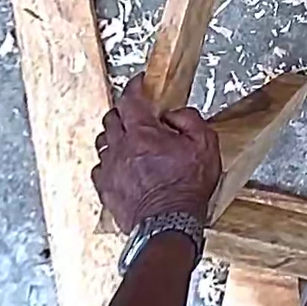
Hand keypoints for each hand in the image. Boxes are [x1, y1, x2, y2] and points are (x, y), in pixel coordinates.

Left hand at [93, 73, 222, 227]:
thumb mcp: (205, 143)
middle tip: (139, 111)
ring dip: (116, 134)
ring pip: (103, 142)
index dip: (134, 87)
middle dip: (124, 110)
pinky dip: (111, 158)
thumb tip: (173, 113)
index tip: (140, 81)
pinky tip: (125, 162)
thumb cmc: (188, 184)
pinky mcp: (106, 189)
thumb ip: (189, 119)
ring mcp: (110, 170)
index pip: (130, 101)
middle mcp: (120, 149)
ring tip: (132, 137)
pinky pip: (101, 166)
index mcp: (143, 134)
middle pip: (111, 119)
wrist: (168, 223)